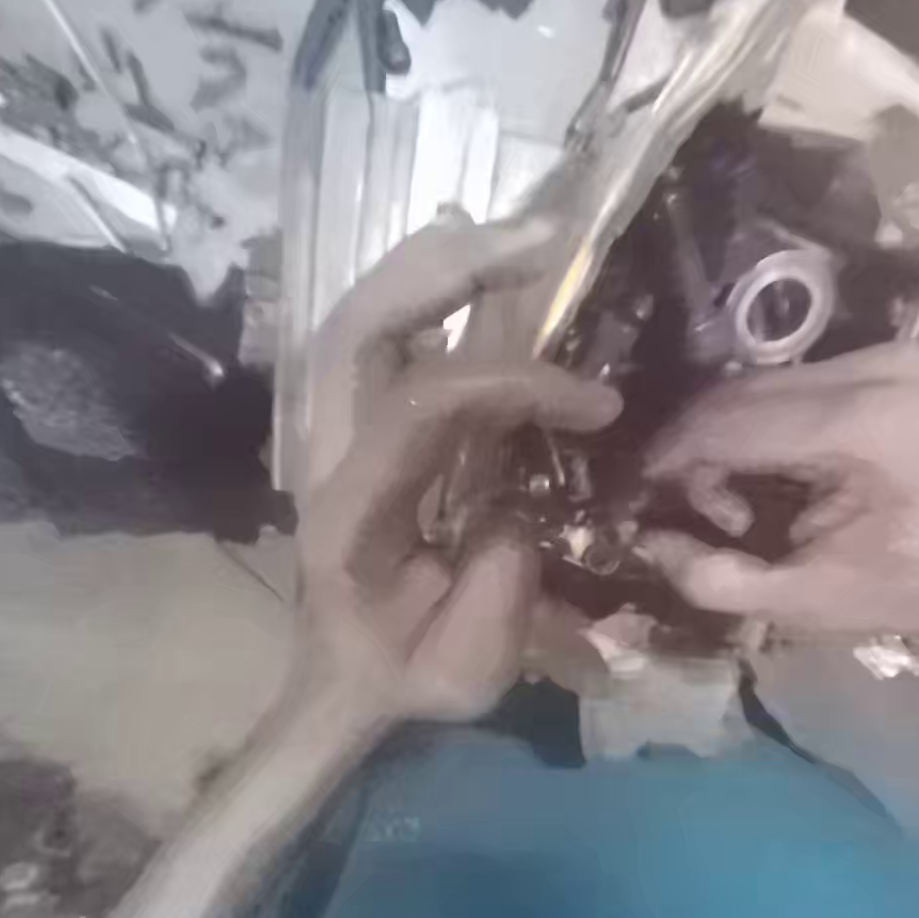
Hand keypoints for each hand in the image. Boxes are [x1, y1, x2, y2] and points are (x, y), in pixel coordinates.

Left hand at [298, 219, 620, 722]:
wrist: (342, 676)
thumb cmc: (398, 677)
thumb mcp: (464, 672)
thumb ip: (499, 589)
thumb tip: (521, 495)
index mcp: (349, 516)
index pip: (418, 406)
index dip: (510, 383)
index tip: (593, 403)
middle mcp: (325, 457)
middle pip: (357, 328)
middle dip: (445, 271)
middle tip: (538, 241)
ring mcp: (332, 435)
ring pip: (360, 320)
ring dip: (435, 268)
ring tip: (518, 240)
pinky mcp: (355, 428)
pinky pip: (383, 343)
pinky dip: (430, 298)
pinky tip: (482, 277)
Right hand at [641, 344, 918, 648]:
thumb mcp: (808, 602)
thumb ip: (712, 578)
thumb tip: (642, 539)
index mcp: (864, 425)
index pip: (726, 424)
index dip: (668, 458)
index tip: (636, 494)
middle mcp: (873, 368)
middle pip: (732, 396)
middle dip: (692, 452)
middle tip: (693, 510)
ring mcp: (885, 355)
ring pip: (751, 387)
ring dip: (721, 440)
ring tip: (735, 501)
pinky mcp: (887, 358)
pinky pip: (783, 386)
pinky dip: (754, 427)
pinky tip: (768, 472)